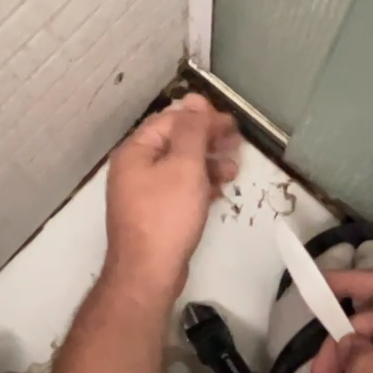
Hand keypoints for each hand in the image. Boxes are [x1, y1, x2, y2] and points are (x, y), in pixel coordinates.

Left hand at [102, 93, 240, 302]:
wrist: (148, 273)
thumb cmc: (167, 215)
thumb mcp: (184, 165)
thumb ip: (192, 130)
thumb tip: (195, 100)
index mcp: (135, 151)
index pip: (170, 120)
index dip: (201, 117)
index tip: (230, 122)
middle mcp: (135, 168)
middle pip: (175, 142)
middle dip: (207, 140)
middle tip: (237, 142)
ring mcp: (143, 193)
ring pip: (180, 166)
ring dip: (208, 162)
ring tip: (234, 168)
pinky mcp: (155, 214)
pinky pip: (179, 189)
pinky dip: (200, 184)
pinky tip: (220, 189)